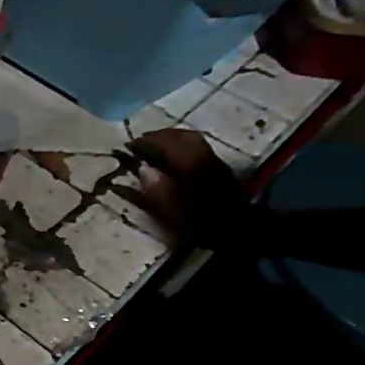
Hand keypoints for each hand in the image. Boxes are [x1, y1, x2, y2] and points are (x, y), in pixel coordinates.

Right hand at [114, 128, 249, 246]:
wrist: (236, 228)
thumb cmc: (199, 225)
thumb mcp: (171, 215)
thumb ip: (156, 191)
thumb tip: (143, 170)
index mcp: (188, 166)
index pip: (165, 145)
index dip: (146, 143)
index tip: (128, 145)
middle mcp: (201, 156)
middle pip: (180, 136)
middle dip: (159, 136)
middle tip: (140, 141)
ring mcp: (212, 159)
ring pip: (191, 138)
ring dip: (171, 137)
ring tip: (155, 144)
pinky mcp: (218, 165)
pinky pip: (197, 145)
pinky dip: (182, 143)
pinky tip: (174, 152)